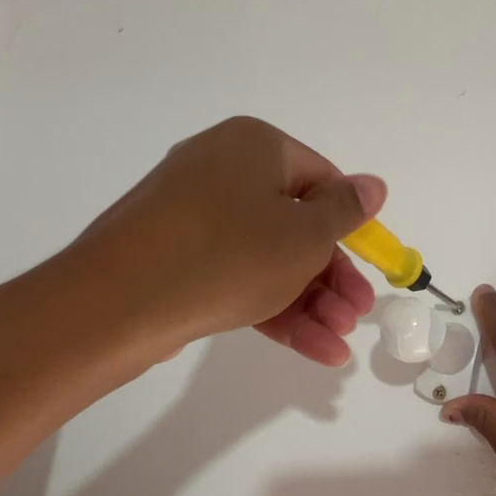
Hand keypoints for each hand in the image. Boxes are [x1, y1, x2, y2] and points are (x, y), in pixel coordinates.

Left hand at [68, 116, 384, 365]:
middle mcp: (222, 172)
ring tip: (336, 345)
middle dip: (331, 279)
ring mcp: (194, 219)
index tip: (368, 268)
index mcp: (255, 147)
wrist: (123, 300)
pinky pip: (236, 278)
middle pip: (294, 227)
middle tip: (355, 317)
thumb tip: (372, 185)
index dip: (349, 227)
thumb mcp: (303, 236)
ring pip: (267, 261)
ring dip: (309, 304)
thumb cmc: (229, 255)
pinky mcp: (177, 261)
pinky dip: (272, 310)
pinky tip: (310, 347)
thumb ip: (345, 212)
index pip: (320, 180)